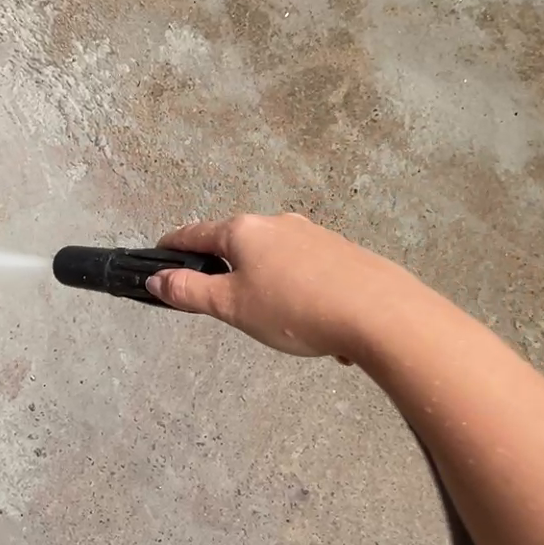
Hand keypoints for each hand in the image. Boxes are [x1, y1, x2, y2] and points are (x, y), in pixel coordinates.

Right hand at [146, 213, 448, 361]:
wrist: (388, 318)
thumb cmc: (296, 309)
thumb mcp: (231, 306)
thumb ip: (187, 291)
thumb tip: (154, 280)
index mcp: (242, 231)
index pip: (192, 234)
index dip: (170, 247)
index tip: (157, 257)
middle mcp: (277, 224)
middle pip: (234, 242)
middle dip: (220, 265)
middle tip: (215, 296)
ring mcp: (315, 236)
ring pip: (272, 255)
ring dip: (260, 278)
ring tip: (269, 315)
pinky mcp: (346, 254)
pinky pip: (305, 269)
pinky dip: (296, 288)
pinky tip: (310, 320)